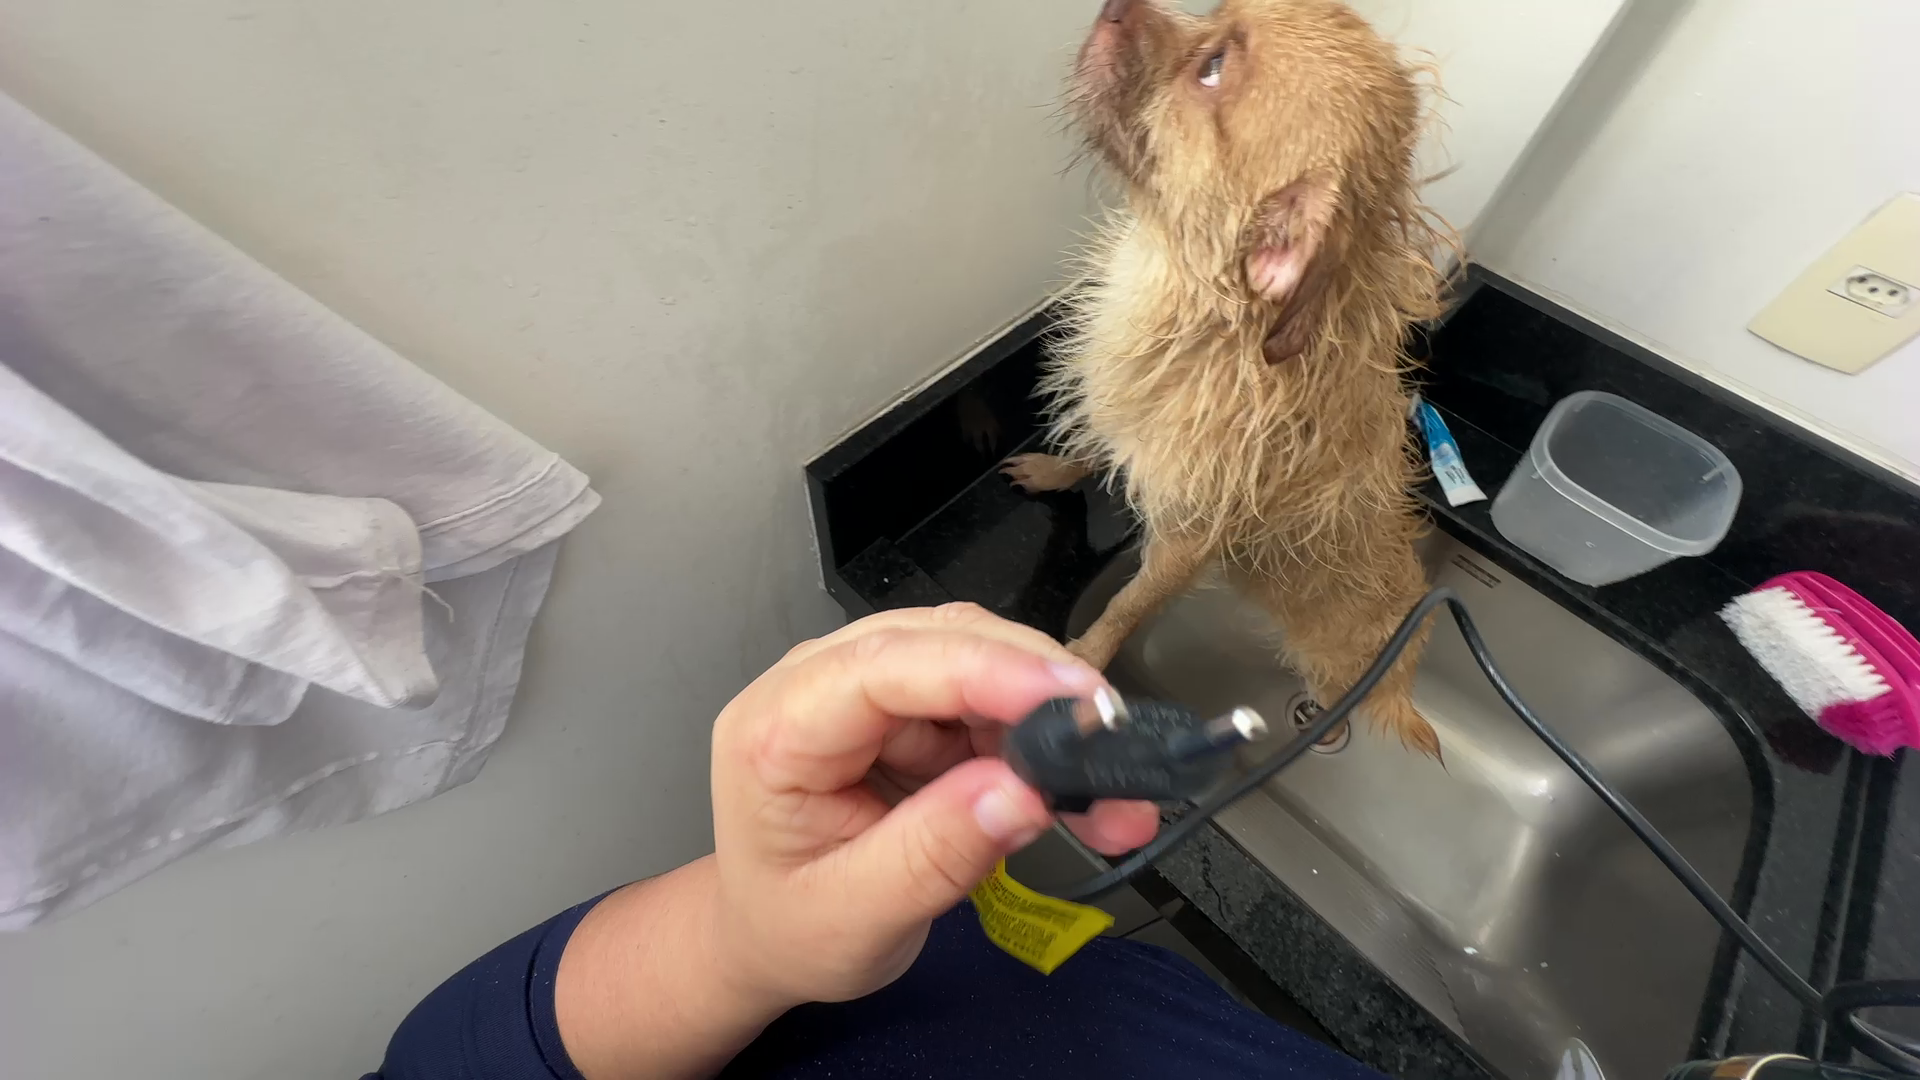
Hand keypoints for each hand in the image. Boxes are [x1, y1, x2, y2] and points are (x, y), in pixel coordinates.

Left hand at [709, 603, 1158, 1004]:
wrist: (766, 929)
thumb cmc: (787, 927)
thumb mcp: (851, 918)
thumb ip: (932, 856)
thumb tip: (1024, 792)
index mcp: (777, 727)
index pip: (882, 665)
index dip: (982, 670)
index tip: (1070, 699)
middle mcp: (820, 680)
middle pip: (940, 641)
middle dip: (1032, 683)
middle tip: (1109, 739)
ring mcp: (869, 686)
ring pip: (977, 657)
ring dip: (1048, 712)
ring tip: (1106, 785)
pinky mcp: (911, 705)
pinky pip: (987, 697)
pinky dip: (1039, 735)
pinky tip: (1074, 784)